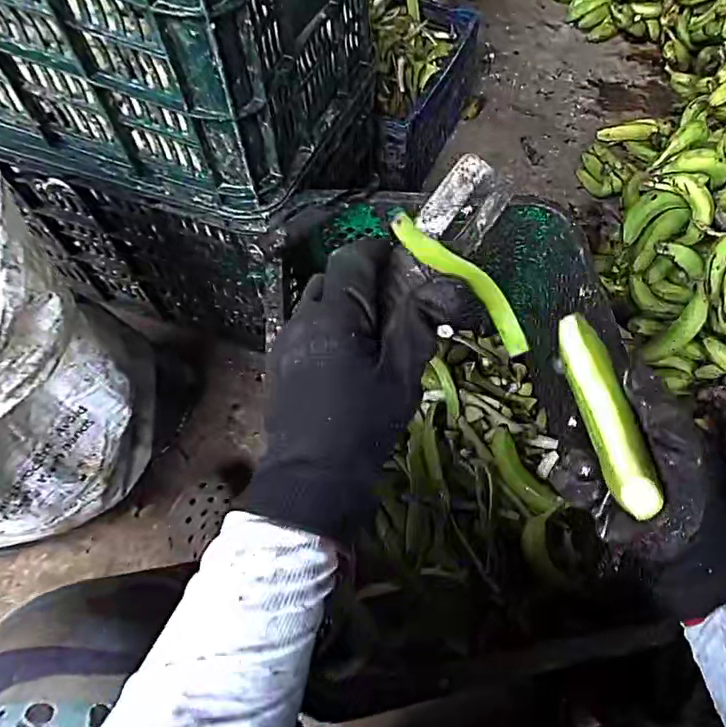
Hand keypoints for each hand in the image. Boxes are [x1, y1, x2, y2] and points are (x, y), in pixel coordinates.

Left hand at [240, 237, 440, 544]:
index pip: (351, 260)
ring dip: (346, 304)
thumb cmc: (362, 424)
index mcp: (332, 317)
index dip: (377, 250)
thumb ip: (419, 325)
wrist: (313, 476)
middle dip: (363, 279)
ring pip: (316, 304)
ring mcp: (286, 342)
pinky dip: (332, 326)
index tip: (402, 255)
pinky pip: (308, 328)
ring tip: (376, 329)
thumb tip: (443, 287)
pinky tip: (352, 355)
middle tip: (397, 299)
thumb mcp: (401, 375)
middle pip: (331, 279)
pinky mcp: (282, 364)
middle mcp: (302, 320)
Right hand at [591, 365, 725, 622]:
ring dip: (578, 452)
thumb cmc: (691, 484)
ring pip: (569, 442)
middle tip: (573, 400)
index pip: (610, 382)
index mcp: (638, 415)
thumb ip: (655, 407)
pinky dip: (576, 480)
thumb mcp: (681, 440)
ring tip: (595, 469)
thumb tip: (630, 366)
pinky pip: (567, 476)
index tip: (576, 337)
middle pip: (582, 407)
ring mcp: (597, 460)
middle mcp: (613, 432)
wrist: (682, 543)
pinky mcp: (585, 490)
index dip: (593, 361)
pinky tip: (594, 489)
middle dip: (573, 401)